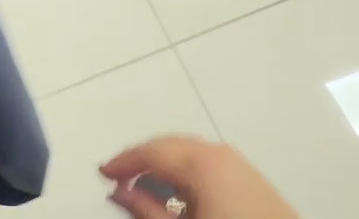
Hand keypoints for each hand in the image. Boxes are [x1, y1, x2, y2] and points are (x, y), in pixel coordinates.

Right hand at [102, 136, 297, 218]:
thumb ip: (144, 210)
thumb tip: (118, 191)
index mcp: (200, 161)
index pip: (150, 151)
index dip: (123, 162)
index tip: (103, 173)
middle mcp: (219, 153)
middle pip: (170, 148)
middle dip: (144, 163)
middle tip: (121, 181)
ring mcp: (240, 165)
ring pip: (191, 157)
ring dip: (167, 171)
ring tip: (149, 193)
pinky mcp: (256, 182)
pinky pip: (211, 168)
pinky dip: (189, 178)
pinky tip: (183, 200)